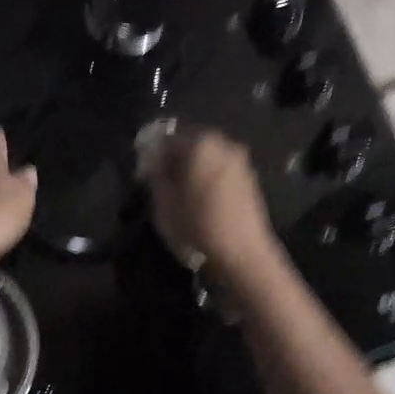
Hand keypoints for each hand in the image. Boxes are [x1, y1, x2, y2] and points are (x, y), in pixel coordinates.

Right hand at [138, 126, 277, 275]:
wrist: (242, 254)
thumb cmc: (197, 226)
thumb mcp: (164, 203)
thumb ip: (156, 175)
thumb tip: (154, 162)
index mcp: (200, 144)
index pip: (167, 139)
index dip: (152, 155)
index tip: (144, 175)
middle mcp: (224, 143)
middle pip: (191, 144)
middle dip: (174, 160)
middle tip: (161, 183)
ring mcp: (240, 161)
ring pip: (207, 157)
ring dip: (192, 169)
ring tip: (181, 194)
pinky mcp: (250, 178)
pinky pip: (221, 170)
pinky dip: (208, 178)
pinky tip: (201, 200)